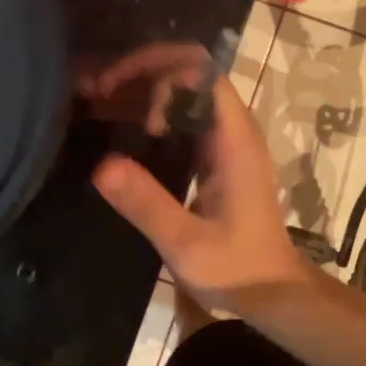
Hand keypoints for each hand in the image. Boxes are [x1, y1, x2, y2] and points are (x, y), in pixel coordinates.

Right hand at [83, 44, 314, 317]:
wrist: (272, 293)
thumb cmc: (237, 270)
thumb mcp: (186, 244)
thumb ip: (147, 204)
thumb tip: (101, 166)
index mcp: (234, 139)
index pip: (201, 71)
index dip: (162, 75)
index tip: (135, 112)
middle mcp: (231, 128)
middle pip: (187, 73)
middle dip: (140, 73)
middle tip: (95, 90)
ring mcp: (223, 140)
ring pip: (180, 93)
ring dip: (138, 90)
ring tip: (93, 100)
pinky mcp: (213, 156)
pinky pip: (178, 118)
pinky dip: (145, 114)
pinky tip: (112, 125)